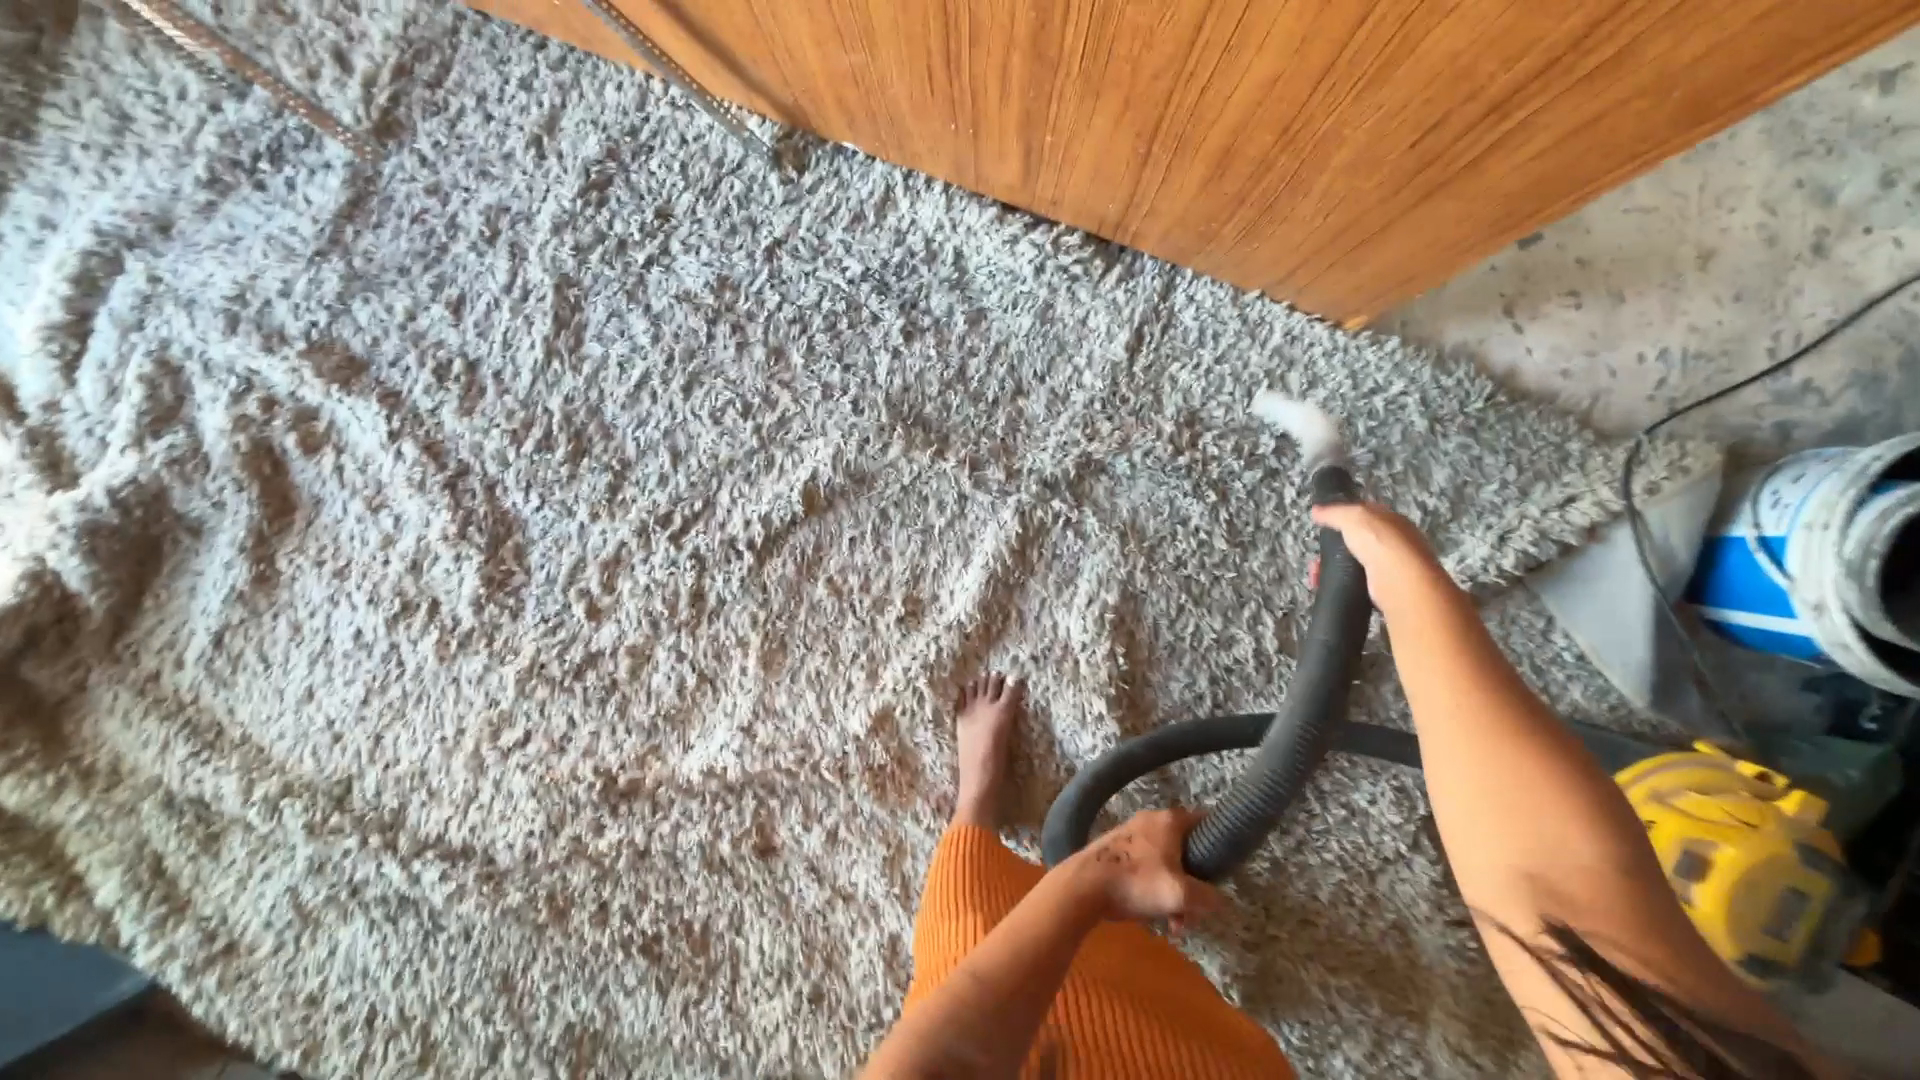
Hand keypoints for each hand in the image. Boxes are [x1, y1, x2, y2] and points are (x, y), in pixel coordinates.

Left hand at [1072, 808, 1223, 929]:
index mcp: (1169, 821)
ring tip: (1173, 923)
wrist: (1082, 886)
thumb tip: (1219, 900)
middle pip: (1185, 850)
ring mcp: (1130, 834)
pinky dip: (1153, 889)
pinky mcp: (1115, 851)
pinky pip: (1145, 868)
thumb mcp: (1180, 895)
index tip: (1224, 867)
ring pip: (1165, 864)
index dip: (1218, 841)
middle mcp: (1150, 821)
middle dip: (1193, 883)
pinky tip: (1152, 915)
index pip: (1204, 820)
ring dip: (1173, 893)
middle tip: (1194, 910)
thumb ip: (1207, 898)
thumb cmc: (1135, 883)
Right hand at [1310, 502, 1454, 615]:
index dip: (1346, 517)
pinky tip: (1324, 585)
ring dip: (1332, 568)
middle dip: (1334, 548)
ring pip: (1354, 566)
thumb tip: (1316, 510)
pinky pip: (1354, 585)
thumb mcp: (1354, 517)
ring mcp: (1390, 569)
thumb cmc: (1379, 542)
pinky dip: (1338, 585)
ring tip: (1315, 573)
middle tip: (1317, 555)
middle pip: (1359, 543)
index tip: (1325, 524)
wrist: (1399, 581)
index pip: (1368, 515)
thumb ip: (1334, 512)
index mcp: (1393, 522)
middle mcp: (1395, 545)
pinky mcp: (1382, 591)